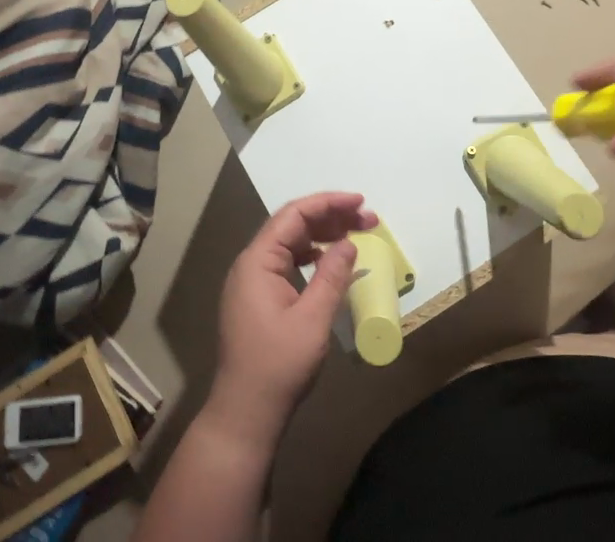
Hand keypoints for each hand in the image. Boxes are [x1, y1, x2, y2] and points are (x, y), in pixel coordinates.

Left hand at [205, 192, 376, 444]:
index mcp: (257, 261)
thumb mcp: (313, 318)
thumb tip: (349, 242)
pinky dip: (311, 256)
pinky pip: (286, 263)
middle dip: (330, 217)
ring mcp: (252, 282)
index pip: (294, 215)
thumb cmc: (279, 364)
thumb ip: (332, 275)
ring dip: (322, 235)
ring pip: (289, 244)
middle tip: (368, 219)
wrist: (246, 411)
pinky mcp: (258, 299)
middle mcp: (250, 265)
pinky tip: (331, 261)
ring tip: (356, 234)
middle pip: (291, 226)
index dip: (329, 203)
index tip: (361, 203)